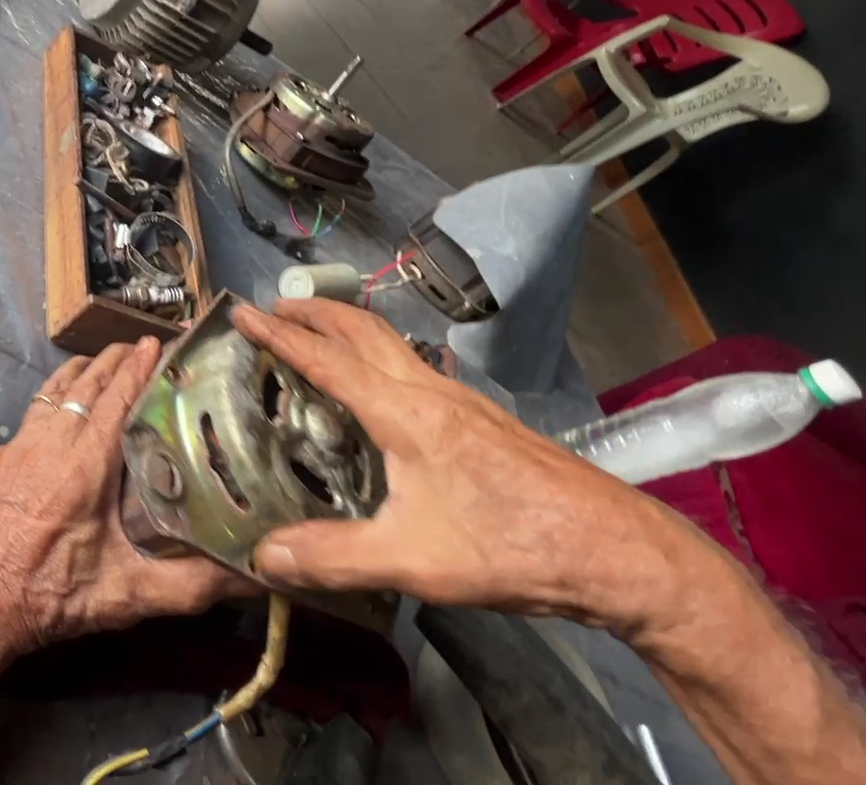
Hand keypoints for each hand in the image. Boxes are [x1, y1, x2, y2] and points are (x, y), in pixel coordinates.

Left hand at [0, 339, 252, 656]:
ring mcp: (16, 447)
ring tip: (99, 361)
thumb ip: (191, 585)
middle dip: (112, 360)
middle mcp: (48, 443)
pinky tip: (57, 411)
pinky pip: (30, 413)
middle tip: (138, 345)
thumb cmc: (47, 596)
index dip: (139, 368)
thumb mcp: (126, 597)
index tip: (159, 343)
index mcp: (84, 465)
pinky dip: (51, 398)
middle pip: (84, 385)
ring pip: (51, 392)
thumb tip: (254, 579)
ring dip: (78, 372)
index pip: (117, 399)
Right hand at [231, 299, 733, 640]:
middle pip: (363, 331)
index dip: (280, 336)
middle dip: (315, 311)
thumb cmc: (515, 548)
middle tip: (274, 306)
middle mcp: (431, 394)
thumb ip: (335, 557)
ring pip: (392, 344)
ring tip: (315, 335)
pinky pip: (412, 367)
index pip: (328, 361)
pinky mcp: (482, 420)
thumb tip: (263, 557)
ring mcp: (462, 403)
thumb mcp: (416, 560)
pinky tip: (378, 389)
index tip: (242, 312)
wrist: (623, 553)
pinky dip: (375, 355)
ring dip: (346, 328)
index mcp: (406, 414)